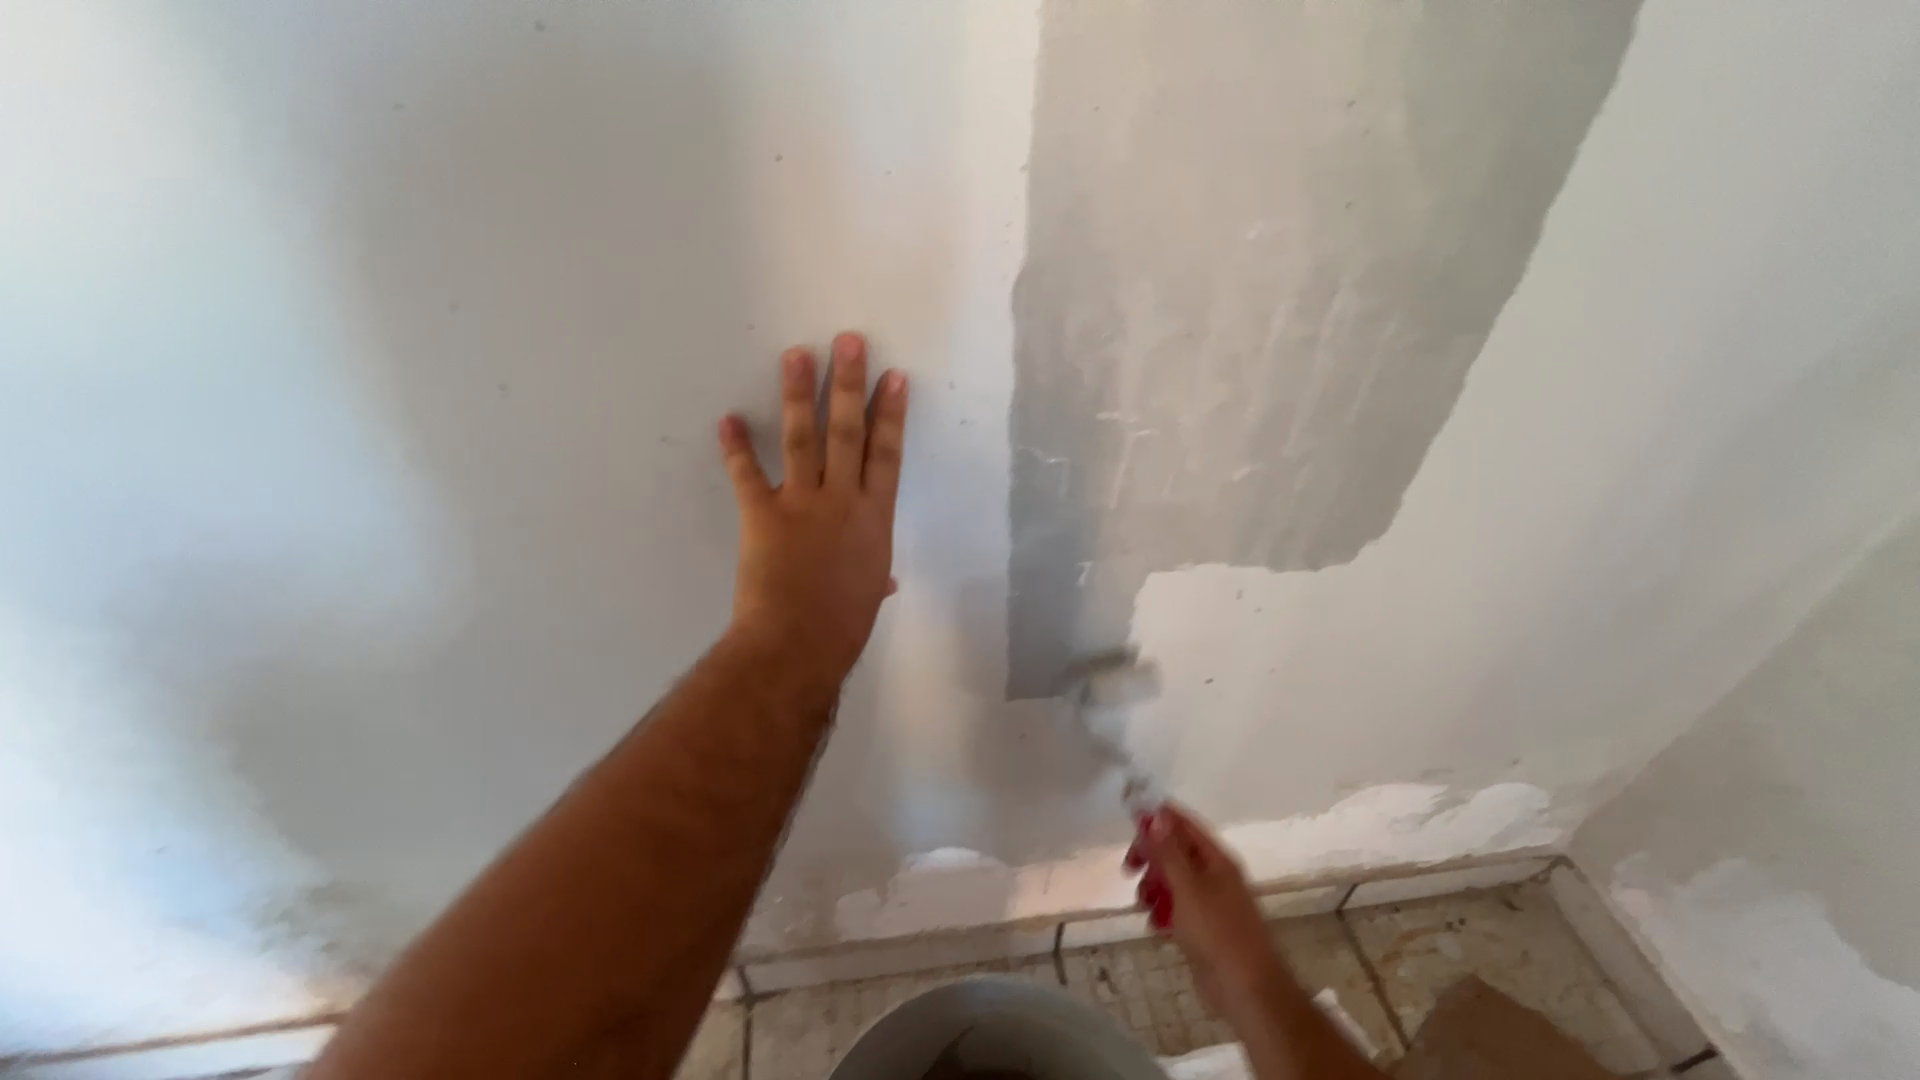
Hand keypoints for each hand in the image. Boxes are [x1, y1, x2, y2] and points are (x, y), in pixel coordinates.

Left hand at [717, 332, 908, 686]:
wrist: (799, 644)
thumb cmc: (843, 626)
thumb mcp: (869, 596)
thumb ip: (876, 578)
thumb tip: (886, 583)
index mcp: (874, 518)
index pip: (887, 454)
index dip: (891, 414)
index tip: (894, 377)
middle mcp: (843, 500)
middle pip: (849, 432)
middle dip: (849, 384)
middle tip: (847, 341)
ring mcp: (802, 503)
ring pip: (803, 439)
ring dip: (799, 395)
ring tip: (796, 355)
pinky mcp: (763, 515)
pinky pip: (747, 475)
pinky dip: (735, 448)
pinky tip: (728, 419)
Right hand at [1126, 804, 1291, 1019]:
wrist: (1246, 990)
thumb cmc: (1217, 932)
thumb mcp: (1187, 887)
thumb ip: (1169, 851)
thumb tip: (1155, 813)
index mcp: (1216, 859)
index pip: (1183, 824)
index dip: (1157, 818)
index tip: (1129, 819)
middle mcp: (1213, 874)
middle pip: (1175, 851)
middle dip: (1151, 857)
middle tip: (1129, 868)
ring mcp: (1209, 902)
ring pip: (1172, 880)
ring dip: (1153, 886)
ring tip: (1144, 904)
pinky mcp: (1202, 927)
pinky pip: (1176, 908)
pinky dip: (1163, 911)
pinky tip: (1156, 925)